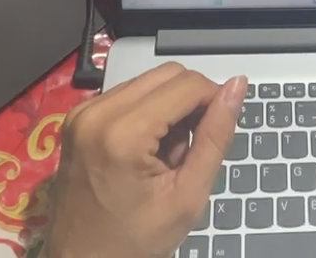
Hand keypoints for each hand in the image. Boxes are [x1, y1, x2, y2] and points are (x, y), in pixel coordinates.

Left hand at [44, 63, 245, 257]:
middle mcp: (99, 111)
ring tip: (165, 155)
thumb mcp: (187, 198)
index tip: (216, 133)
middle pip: (169, 75)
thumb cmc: (133, 243)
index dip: (214, 99)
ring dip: (169, 107)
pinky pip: (129, 92)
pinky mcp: (79, 115)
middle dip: (190, 103)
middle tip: (189, 150)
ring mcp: (84, 111)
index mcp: (123, 133)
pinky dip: (148, 111)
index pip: (188, 85)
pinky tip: (145, 149)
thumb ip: (215, 137)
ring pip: (150, 80)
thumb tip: (237, 85)